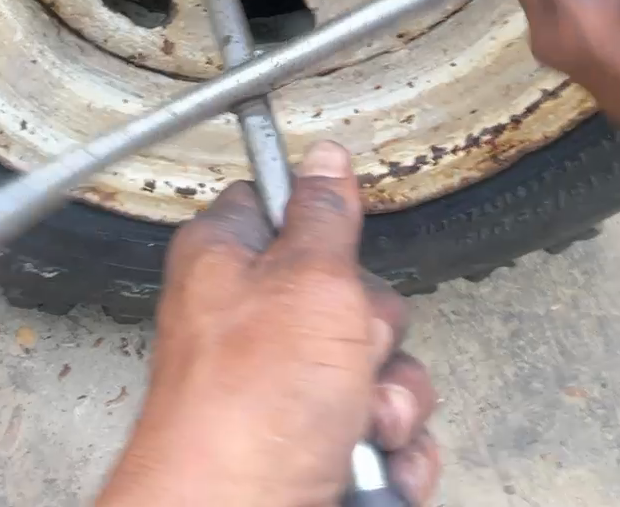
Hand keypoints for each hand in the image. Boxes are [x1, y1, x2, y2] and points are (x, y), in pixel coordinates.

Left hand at [98, 142, 439, 506]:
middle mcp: (249, 311)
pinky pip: (379, 423)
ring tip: (360, 421)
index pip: (280, 205)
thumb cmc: (250, 401)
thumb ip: (325, 215)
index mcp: (229, 256)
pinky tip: (373, 461)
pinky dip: (390, 447)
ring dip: (390, 396)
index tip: (341, 250)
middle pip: (346, 287)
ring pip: (373, 361)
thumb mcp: (306, 280)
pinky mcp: (311, 436)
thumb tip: (326, 157)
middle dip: (370, 328)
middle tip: (347, 349)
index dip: (321, 222)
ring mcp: (281, 378)